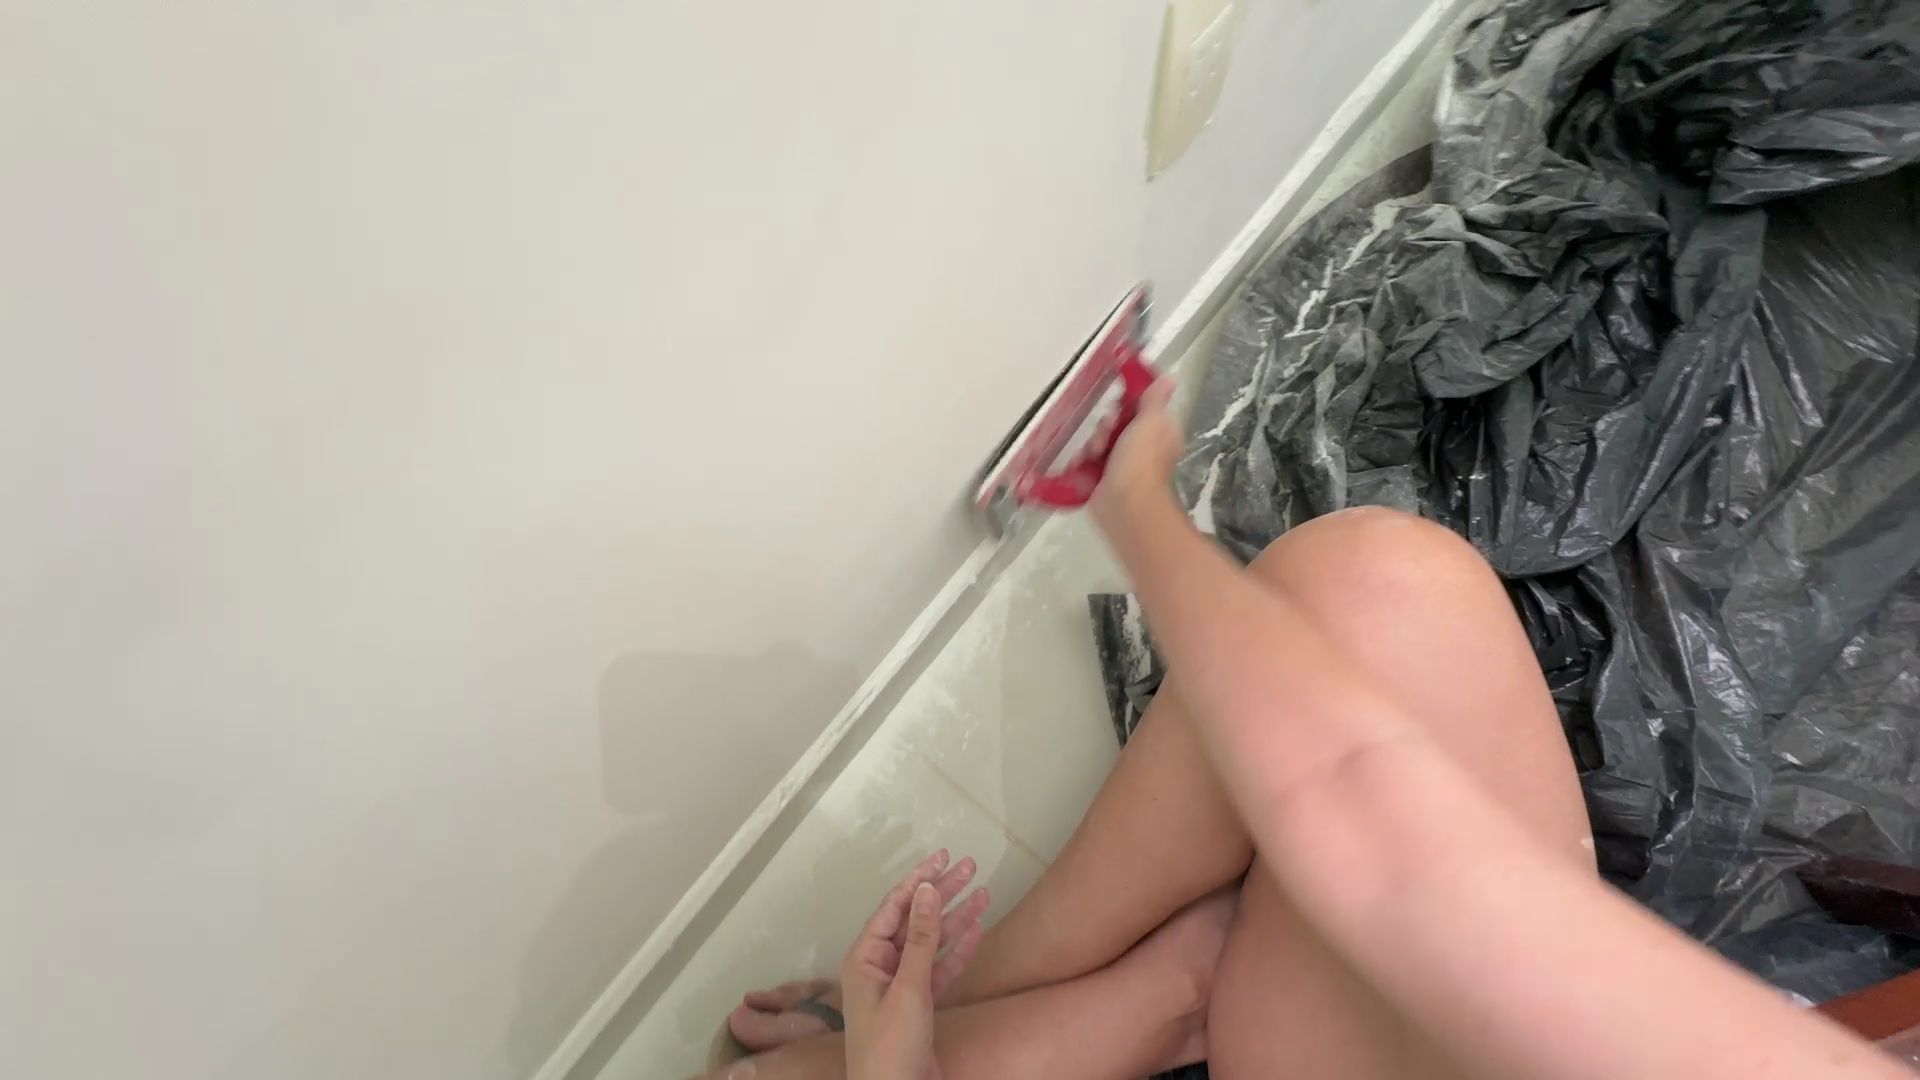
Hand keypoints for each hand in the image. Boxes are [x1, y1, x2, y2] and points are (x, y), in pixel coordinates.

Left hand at [840, 855, 985, 1079]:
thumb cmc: (892, 1046)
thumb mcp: (908, 988)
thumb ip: (920, 938)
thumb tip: (927, 889)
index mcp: (865, 957)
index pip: (895, 905)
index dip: (920, 879)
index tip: (944, 856)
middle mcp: (880, 966)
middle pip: (915, 918)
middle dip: (943, 892)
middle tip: (971, 866)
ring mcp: (900, 986)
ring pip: (932, 941)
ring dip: (957, 917)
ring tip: (984, 891)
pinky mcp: (920, 1005)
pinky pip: (940, 968)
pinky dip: (959, 950)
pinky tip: (978, 929)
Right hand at [1091, 377, 1182, 536]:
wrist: (1124, 503)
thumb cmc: (1141, 459)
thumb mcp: (1151, 421)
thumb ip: (1155, 399)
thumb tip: (1170, 378)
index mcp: (1160, 433)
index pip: (1142, 410)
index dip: (1128, 403)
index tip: (1118, 402)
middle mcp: (1143, 449)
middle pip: (1117, 424)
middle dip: (1106, 424)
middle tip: (1107, 429)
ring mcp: (1122, 466)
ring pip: (1100, 442)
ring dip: (1093, 443)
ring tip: (1095, 453)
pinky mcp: (1103, 480)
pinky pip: (1089, 462)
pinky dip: (1084, 461)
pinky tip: (1083, 463)